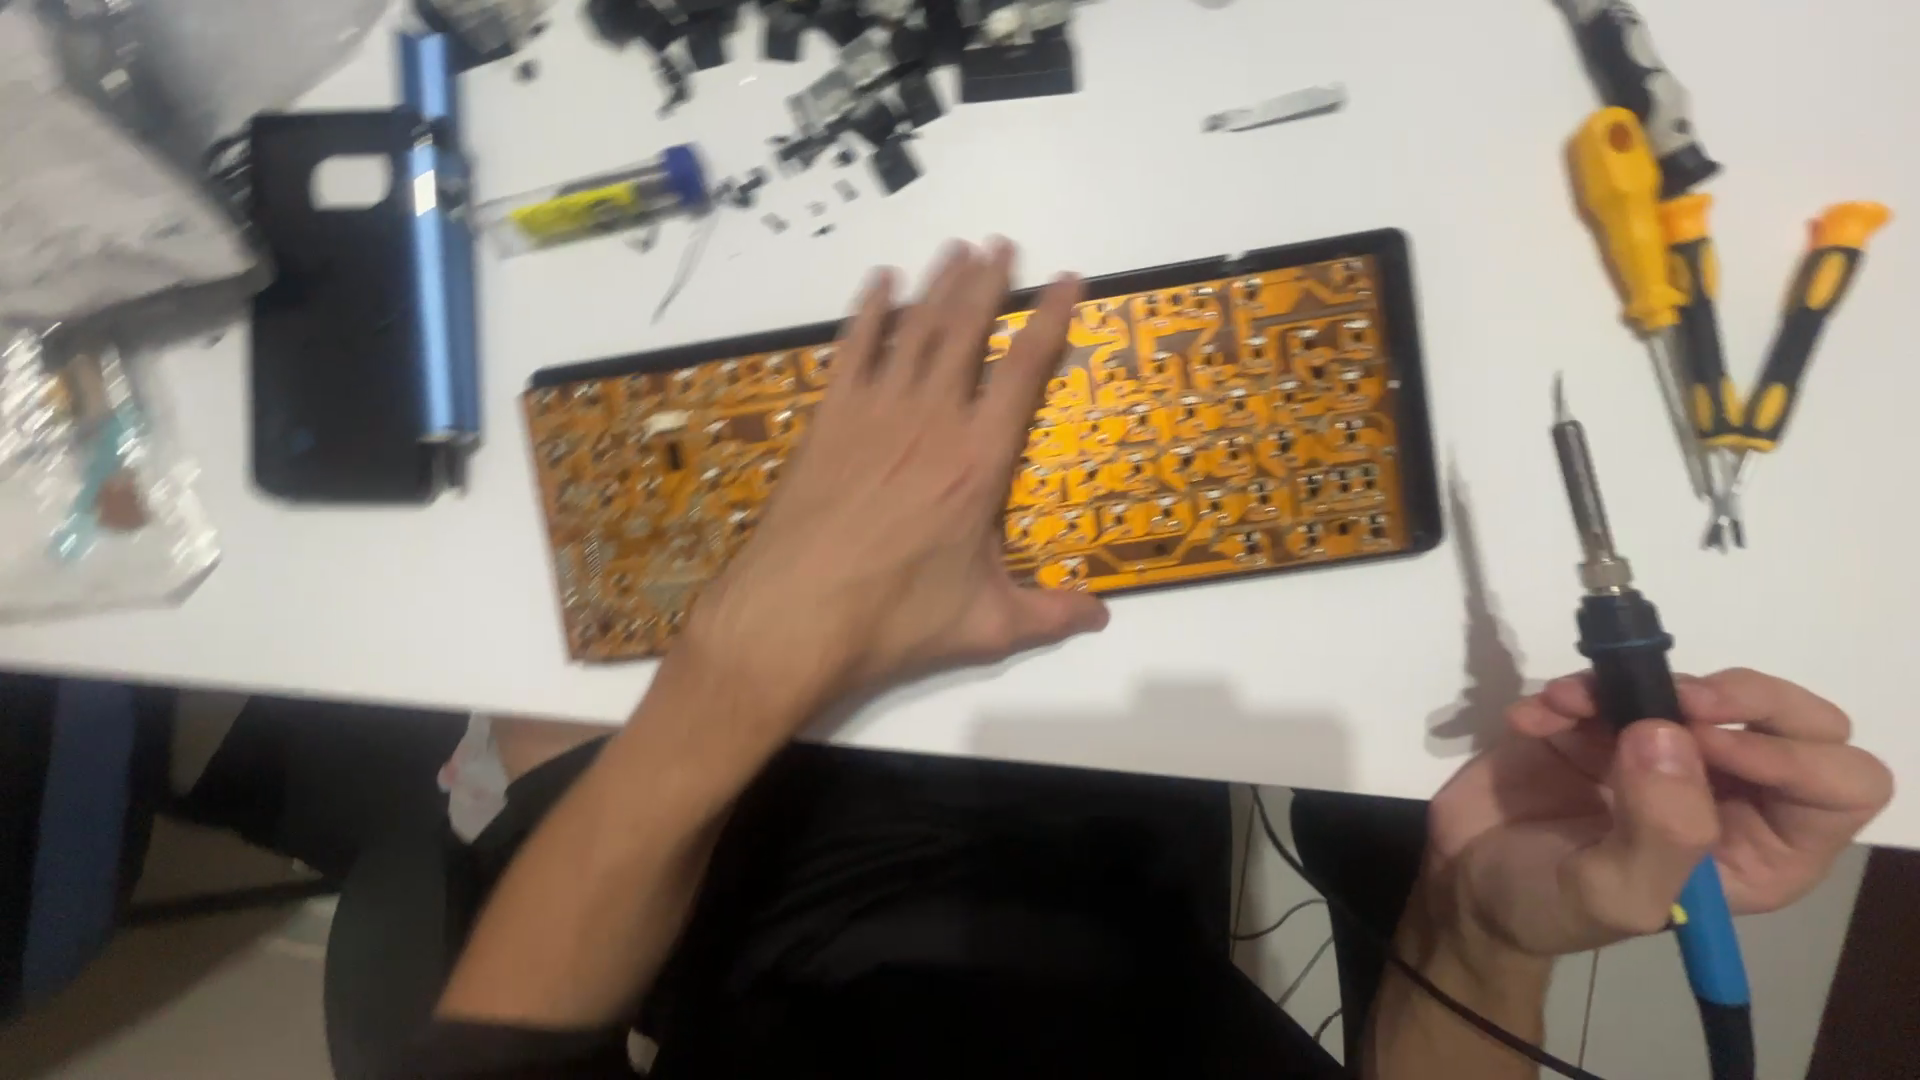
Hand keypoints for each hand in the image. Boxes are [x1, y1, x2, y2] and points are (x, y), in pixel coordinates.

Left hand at [682, 239, 1108, 713]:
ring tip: (956, 250)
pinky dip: (869, 312)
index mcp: (978, 462)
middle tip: (1001, 245)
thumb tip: (1101, 619)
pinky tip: (880, 284)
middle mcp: (931, 421)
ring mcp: (874, 414)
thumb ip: (1048, 617)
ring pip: (914, 330)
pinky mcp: (828, 421)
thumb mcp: (985, 626)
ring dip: (938, 285)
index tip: (1065, 279)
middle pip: (965, 331)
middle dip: (987, 282)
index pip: (1024, 371)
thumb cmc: (894, 620)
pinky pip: (852, 350)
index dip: (1049, 319)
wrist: (794, 617)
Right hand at [1423, 667, 1891, 959]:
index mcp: (1757, 846)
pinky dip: (1563, 693)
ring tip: (1560, 703)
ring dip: (1623, 685)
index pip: (1834, 784)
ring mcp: (1648, 754)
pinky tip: (1526, 719)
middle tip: (1672, 694)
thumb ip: (1659, 827)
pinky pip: (1596, 688)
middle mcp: (1719, 792)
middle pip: (1787, 720)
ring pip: (1683, 690)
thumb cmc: (1549, 907)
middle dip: (1738, 695)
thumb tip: (1666, 733)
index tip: (1702, 740)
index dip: (1788, 753)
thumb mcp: (1614, 892)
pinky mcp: (1586, 729)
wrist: (1464, 884)